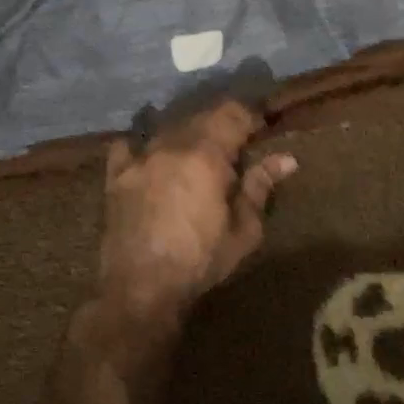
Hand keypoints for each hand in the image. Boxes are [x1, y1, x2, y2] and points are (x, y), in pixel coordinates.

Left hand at [97, 100, 297, 325]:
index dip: (251, 116)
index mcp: (206, 155)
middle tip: (238, 146)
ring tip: (201, 154)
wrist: (140, 289)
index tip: (264, 128)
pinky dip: (144, 145)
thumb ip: (260, 187)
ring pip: (168, 129)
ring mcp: (139, 159)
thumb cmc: (201, 260)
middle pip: (201, 117)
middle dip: (223, 125)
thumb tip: (287, 159)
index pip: (232, 114)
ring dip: (189, 134)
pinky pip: (127, 146)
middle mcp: (170, 146)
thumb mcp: (244, 230)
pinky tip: (152, 154)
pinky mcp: (116, 177)